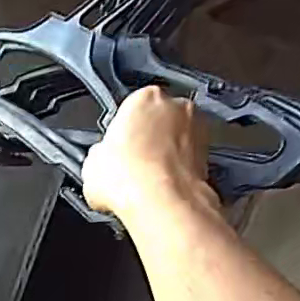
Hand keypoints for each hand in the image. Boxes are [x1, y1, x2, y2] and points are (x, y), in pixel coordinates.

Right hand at [81, 87, 213, 229]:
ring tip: (142, 181)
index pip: (127, 110)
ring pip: (174, 138)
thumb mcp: (91, 165)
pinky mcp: (209, 153)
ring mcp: (197, 128)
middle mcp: (176, 106)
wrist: (159, 203)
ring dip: (162, 154)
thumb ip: (98, 153)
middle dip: (144, 140)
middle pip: (156, 121)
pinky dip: (175, 170)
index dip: (118, 133)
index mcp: (144, 97)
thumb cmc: (129, 178)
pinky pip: (187, 158)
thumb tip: (99, 159)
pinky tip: (158, 188)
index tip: (112, 150)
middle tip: (127, 166)